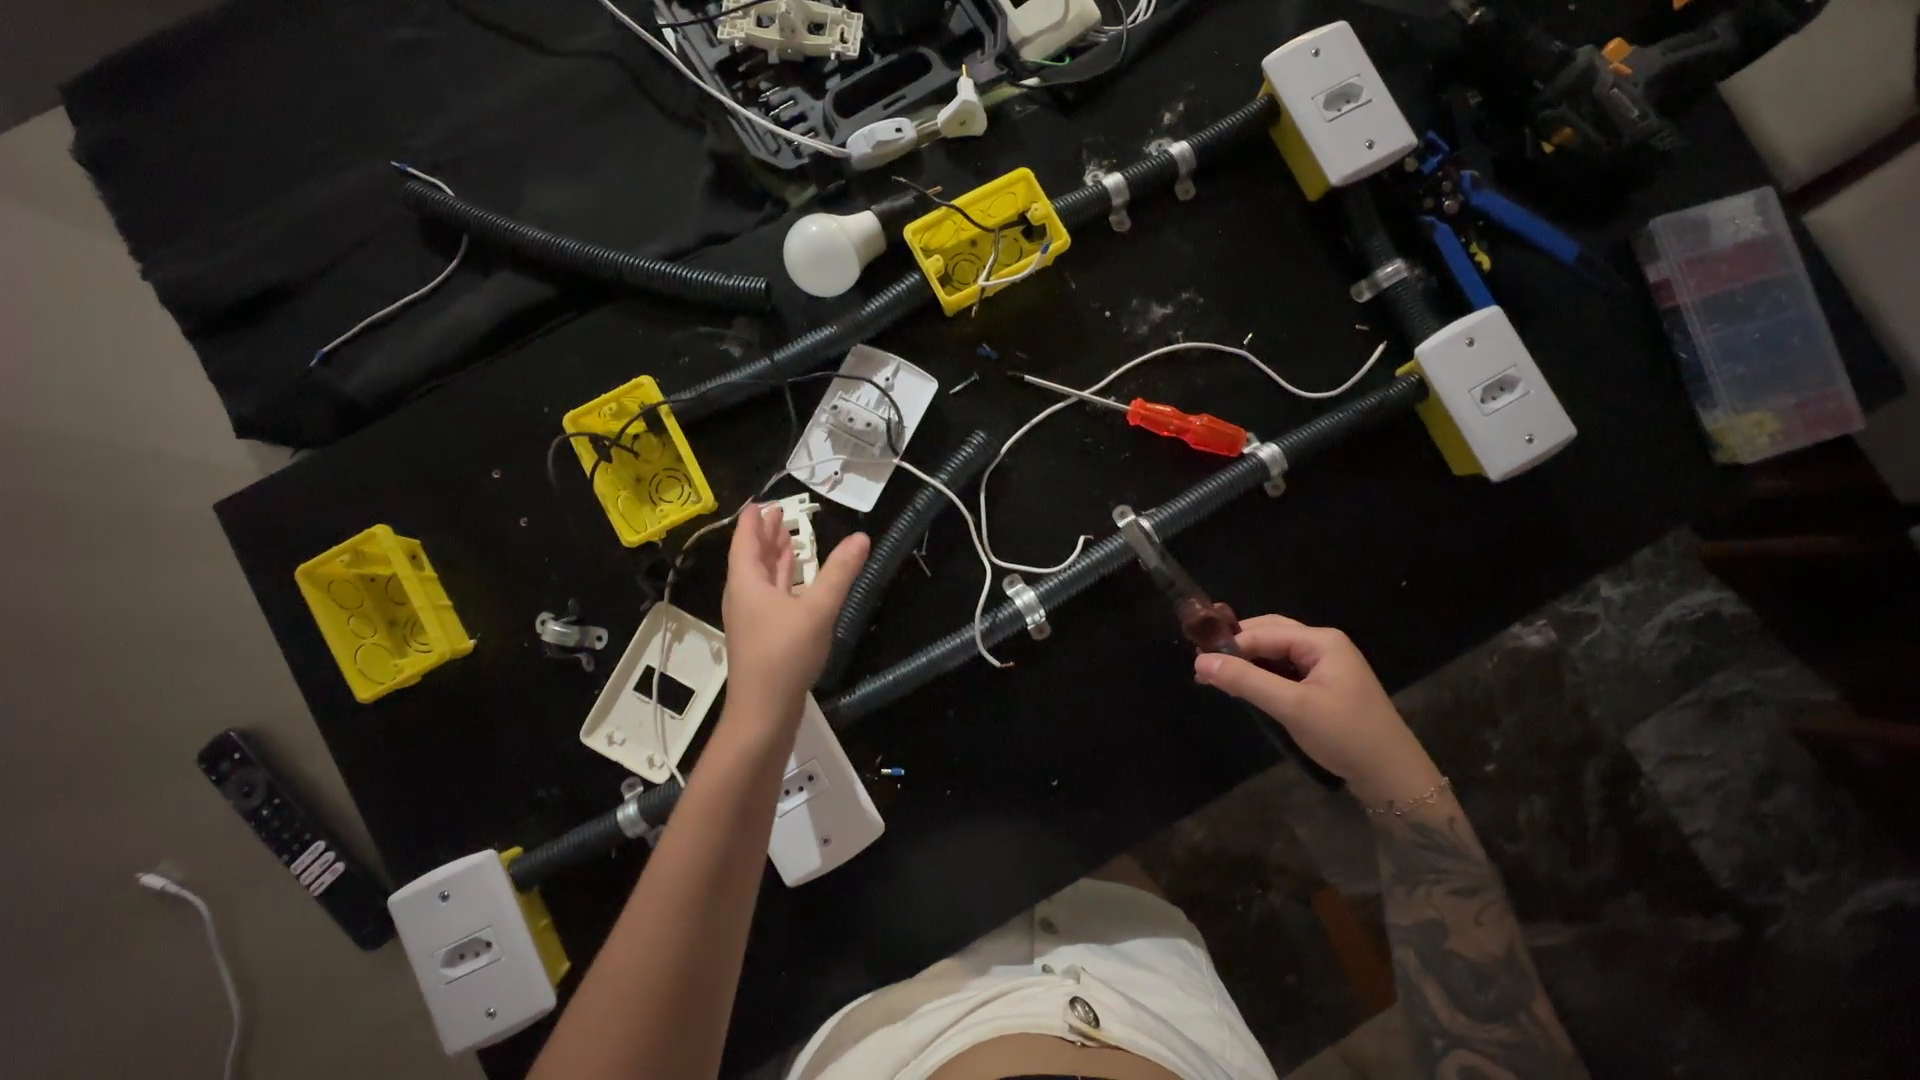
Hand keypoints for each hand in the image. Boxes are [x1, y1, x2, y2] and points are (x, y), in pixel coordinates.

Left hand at [720, 505, 867, 729]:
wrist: (763, 712)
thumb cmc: (784, 655)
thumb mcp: (818, 609)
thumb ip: (840, 572)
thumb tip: (861, 537)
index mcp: (746, 583)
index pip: (745, 541)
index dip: (754, 521)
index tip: (762, 502)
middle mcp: (743, 597)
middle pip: (751, 558)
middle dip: (765, 536)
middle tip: (779, 514)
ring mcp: (751, 619)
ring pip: (761, 579)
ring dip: (774, 558)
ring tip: (788, 539)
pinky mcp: (762, 638)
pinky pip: (770, 598)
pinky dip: (782, 583)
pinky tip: (795, 583)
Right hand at [1193, 615, 1441, 808]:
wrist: (1392, 776)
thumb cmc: (1344, 734)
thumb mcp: (1292, 707)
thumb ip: (1246, 681)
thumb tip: (1200, 662)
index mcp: (1321, 641)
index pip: (1263, 632)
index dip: (1229, 645)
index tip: (1195, 662)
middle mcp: (1324, 646)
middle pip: (1270, 634)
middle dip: (1237, 647)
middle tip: (1203, 664)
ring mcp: (1327, 666)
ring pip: (1277, 653)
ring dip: (1248, 662)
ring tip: (1217, 676)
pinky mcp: (1325, 687)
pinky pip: (1286, 671)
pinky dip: (1263, 676)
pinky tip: (1245, 688)